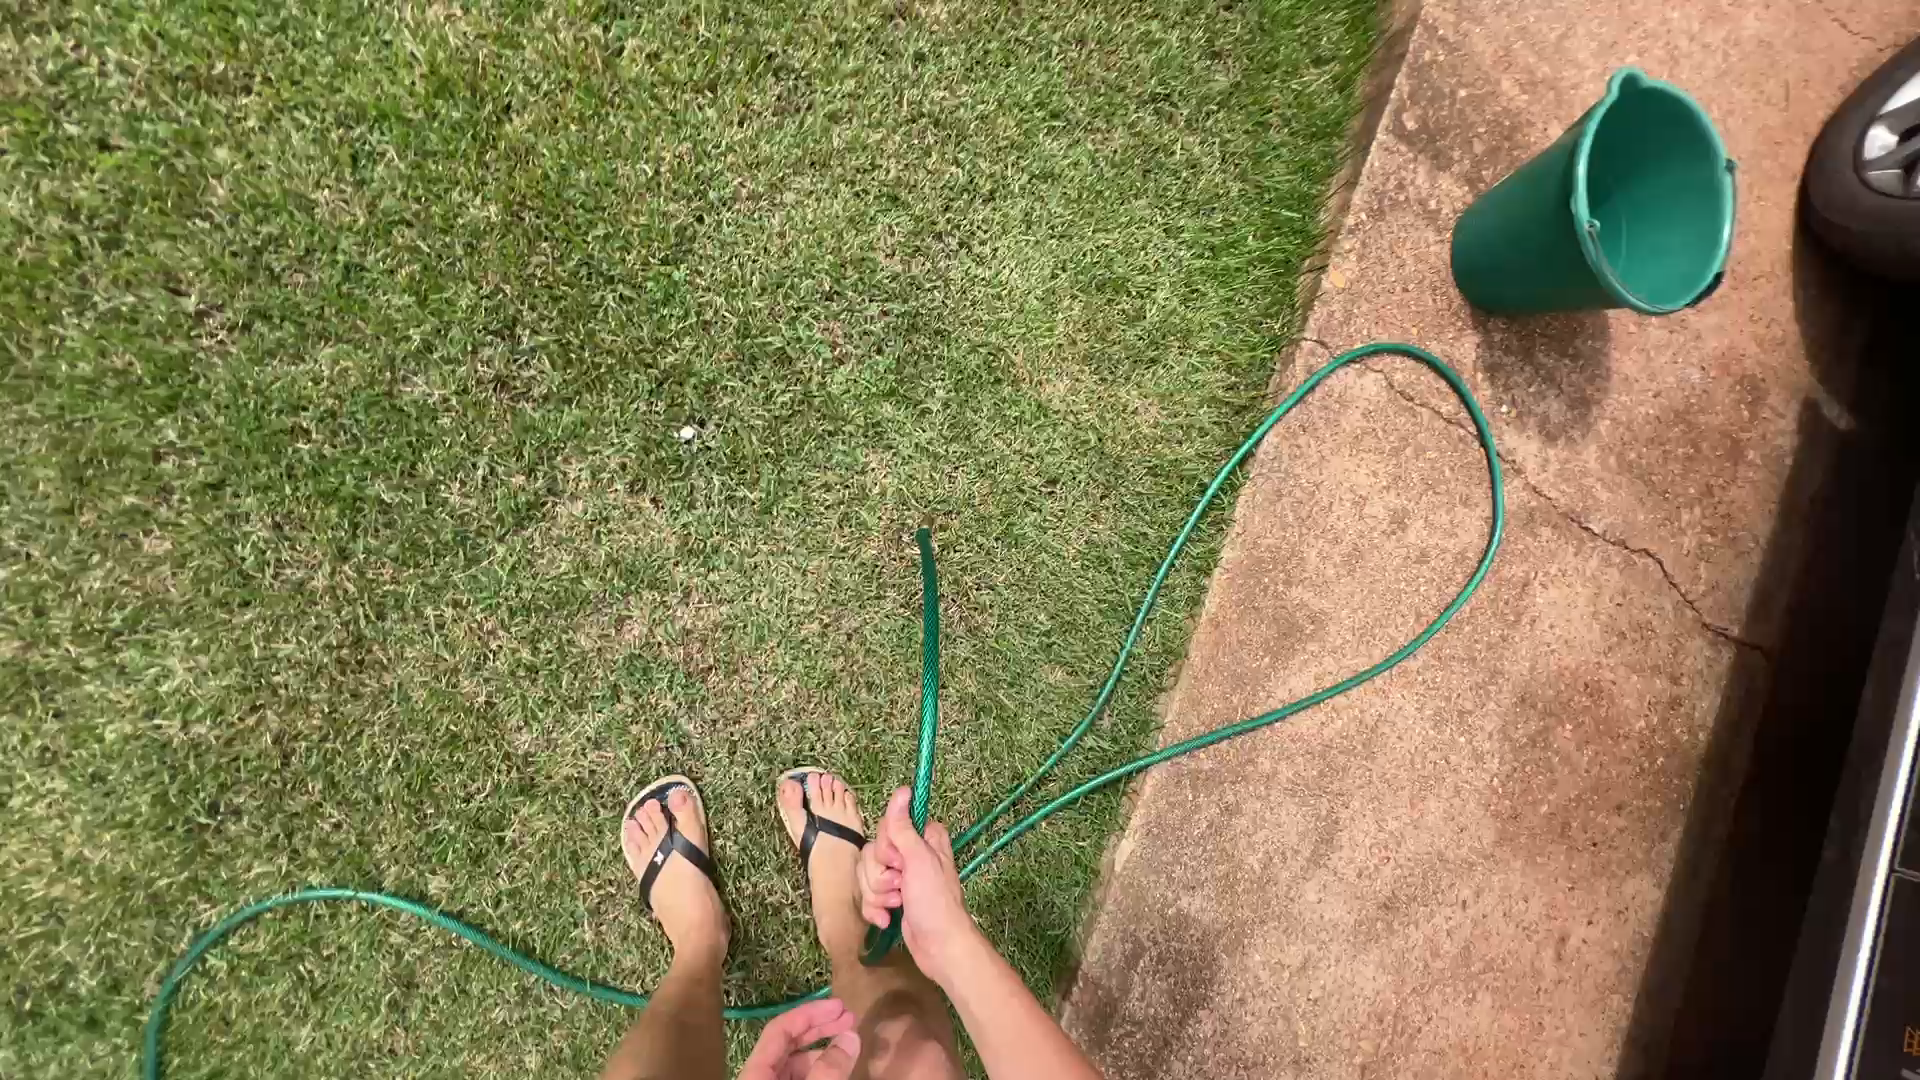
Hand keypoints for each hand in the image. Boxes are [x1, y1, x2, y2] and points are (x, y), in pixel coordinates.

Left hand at [739, 998, 860, 1079]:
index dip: (810, 1012)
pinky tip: (836, 1070)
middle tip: (849, 1018)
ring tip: (849, 1046)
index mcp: (754, 1071)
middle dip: (820, 1028)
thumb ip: (827, 1069)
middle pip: (788, 1044)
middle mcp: (758, 1077)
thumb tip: (852, 1035)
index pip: (780, 1028)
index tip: (839, 1006)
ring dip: (823, 1051)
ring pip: (795, 1065)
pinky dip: (818, 1071)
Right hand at [855, 786, 982, 985]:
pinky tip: (888, 919)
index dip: (887, 848)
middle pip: (873, 851)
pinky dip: (875, 909)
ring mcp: (901, 875)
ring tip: (897, 904)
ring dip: (878, 894)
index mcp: (923, 836)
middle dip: (880, 875)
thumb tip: (902, 789)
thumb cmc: (934, 901)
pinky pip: (868, 894)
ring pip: (868, 874)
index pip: (886, 827)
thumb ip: (903, 826)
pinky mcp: (892, 896)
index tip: (899, 862)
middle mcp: (911, 852)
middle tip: (901, 886)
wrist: (938, 947)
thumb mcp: (918, 859)